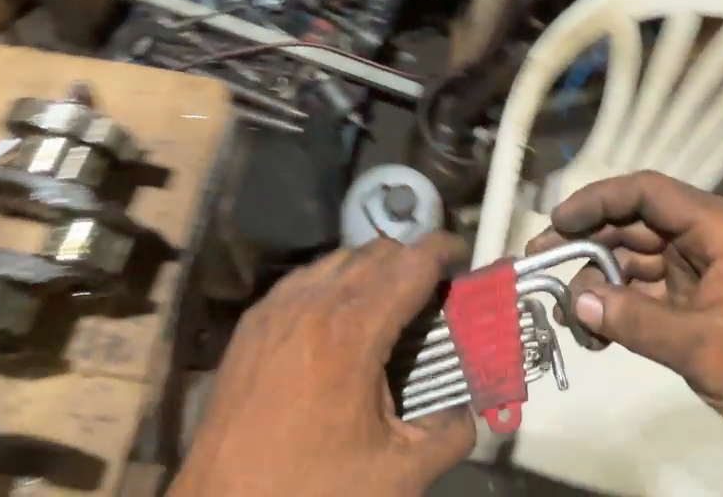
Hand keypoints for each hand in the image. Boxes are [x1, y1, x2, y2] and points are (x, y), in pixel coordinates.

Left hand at [169, 235, 475, 496]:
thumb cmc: (313, 489)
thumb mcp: (398, 475)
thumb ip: (450, 433)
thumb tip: (469, 408)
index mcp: (353, 330)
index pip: (412, 263)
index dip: (445, 250)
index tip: (464, 257)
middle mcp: (314, 300)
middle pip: (378, 252)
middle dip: (413, 262)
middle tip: (433, 293)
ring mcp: (277, 305)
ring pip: (340, 258)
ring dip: (373, 270)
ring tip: (388, 305)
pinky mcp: (253, 319)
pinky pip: (305, 278)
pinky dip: (333, 283)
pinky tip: (339, 320)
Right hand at [527, 171, 722, 456]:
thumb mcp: (703, 348)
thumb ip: (635, 321)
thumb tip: (574, 300)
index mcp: (720, 227)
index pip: (648, 192)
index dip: (598, 200)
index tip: (557, 220)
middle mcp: (708, 236)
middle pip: (636, 222)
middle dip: (588, 241)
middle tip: (542, 262)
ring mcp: (703, 267)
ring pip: (637, 255)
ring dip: (600, 276)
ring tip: (562, 302)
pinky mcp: (699, 297)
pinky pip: (648, 287)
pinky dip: (619, 301)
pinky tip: (593, 325)